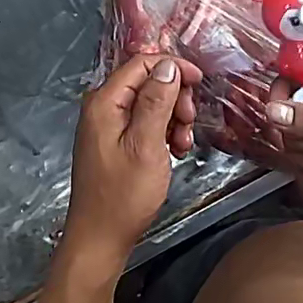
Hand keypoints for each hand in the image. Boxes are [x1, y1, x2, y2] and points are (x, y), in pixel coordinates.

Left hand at [63, 54, 203, 263]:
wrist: (102, 237)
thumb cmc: (124, 194)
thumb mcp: (147, 145)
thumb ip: (157, 102)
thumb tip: (168, 66)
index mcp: (105, 104)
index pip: (142, 64)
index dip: (173, 68)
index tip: (200, 83)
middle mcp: (103, 108)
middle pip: (148, 82)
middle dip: (176, 98)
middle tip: (189, 123)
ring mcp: (109, 126)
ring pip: (151, 104)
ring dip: (174, 118)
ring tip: (183, 145)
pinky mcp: (117, 142)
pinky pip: (146, 123)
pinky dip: (165, 132)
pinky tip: (175, 151)